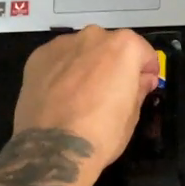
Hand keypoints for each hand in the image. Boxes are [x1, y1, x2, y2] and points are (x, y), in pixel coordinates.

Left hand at [12, 26, 160, 166]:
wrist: (53, 149)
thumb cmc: (102, 133)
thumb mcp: (132, 114)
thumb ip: (139, 88)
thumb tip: (143, 80)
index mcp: (123, 46)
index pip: (143, 52)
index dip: (146, 70)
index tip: (143, 85)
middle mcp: (93, 36)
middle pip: (110, 46)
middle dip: (113, 64)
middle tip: (109, 91)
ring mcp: (62, 44)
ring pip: (82, 50)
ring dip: (85, 64)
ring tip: (79, 94)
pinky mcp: (38, 57)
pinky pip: (58, 59)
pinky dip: (61, 71)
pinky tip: (59, 95)